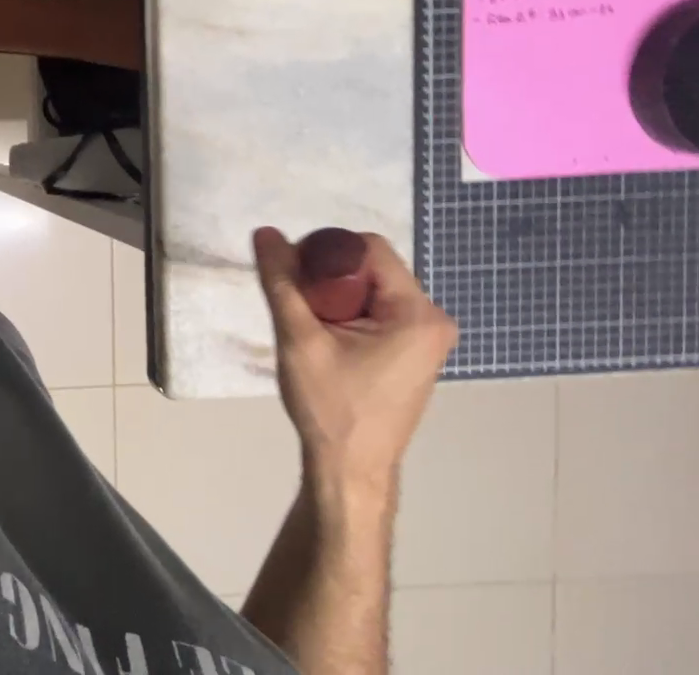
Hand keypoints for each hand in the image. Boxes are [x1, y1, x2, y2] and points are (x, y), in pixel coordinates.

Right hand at [253, 227, 457, 496]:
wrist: (350, 467)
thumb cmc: (330, 404)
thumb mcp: (298, 338)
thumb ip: (281, 282)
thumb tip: (265, 232)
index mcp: (418, 313)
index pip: (368, 249)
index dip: (324, 254)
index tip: (294, 279)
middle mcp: (432, 319)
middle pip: (369, 268)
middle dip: (326, 279)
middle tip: (296, 307)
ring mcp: (425, 338)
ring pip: (368, 290)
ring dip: (331, 298)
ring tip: (308, 328)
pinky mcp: (412, 352)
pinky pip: (374, 311)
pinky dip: (343, 315)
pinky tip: (323, 340)